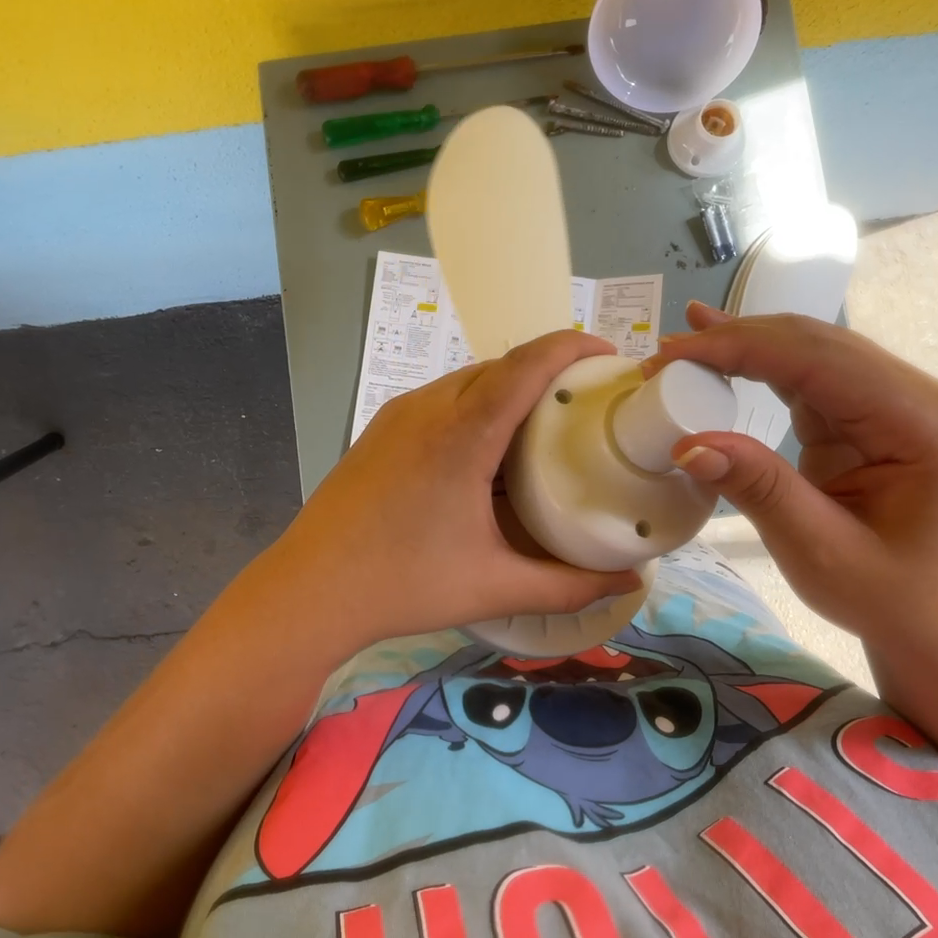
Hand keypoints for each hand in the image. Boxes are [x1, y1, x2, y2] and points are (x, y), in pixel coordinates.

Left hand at [262, 330, 639, 647]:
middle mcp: (429, 407)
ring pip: (468, 380)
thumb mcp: (494, 587)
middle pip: (500, 366)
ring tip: (545, 424)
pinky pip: (442, 398)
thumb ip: (569, 585)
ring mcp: (398, 415)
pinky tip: (490, 449)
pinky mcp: (380, 430)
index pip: (526, 365)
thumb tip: (630, 580)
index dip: (571, 346)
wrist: (308, 591)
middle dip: (549, 370)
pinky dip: (478, 405)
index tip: (610, 355)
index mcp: (462, 433)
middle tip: (588, 401)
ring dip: (511, 388)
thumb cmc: (403, 585)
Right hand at [644, 303, 937, 651]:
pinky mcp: (869, 417)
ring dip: (745, 345)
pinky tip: (724, 350)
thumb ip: (758, 489)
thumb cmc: (892, 598)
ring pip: (809, 352)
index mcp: (919, 422)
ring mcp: (893, 402)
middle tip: (664, 351)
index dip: (740, 348)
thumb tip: (687, 444)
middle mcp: (912, 396)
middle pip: (815, 344)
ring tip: (683, 342)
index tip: (670, 356)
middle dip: (736, 339)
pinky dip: (760, 365)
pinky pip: (808, 377)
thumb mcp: (820, 551)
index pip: (817, 361)